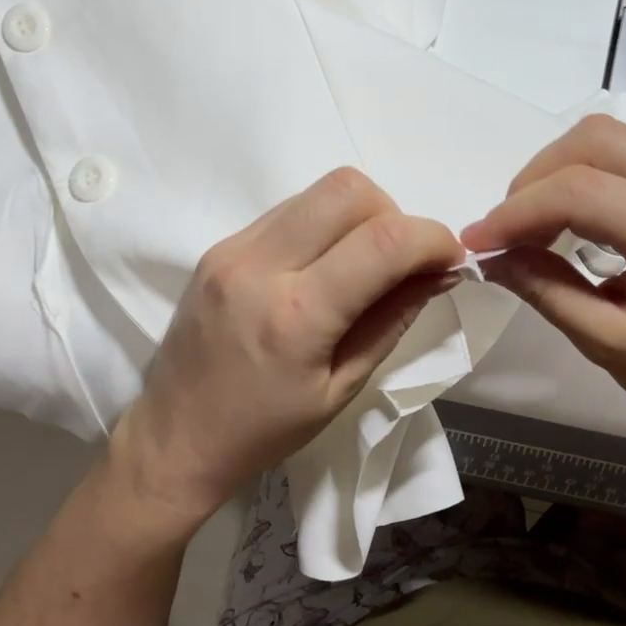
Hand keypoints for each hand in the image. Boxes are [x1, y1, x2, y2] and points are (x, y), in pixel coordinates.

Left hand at [113, 168, 464, 519]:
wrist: (175, 437)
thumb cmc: (264, 432)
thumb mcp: (341, 389)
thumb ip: (392, 321)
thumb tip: (439, 273)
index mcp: (296, 316)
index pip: (384, 241)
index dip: (433, 239)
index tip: (450, 261)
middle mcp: (259, 266)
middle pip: (349, 189)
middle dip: (395, 215)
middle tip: (400, 264)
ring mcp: (232, 250)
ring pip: (317, 192)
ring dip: (358, 218)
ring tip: (362, 270)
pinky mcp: (218, 248)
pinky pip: (287, 211)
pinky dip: (322, 227)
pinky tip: (322, 271)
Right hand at [461, 115, 625, 436]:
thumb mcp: (605, 342)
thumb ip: (546, 292)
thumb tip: (491, 256)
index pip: (583, 194)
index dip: (518, 212)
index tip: (478, 242)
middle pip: (596, 141)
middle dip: (535, 180)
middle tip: (508, 231)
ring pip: (610, 138)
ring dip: (556, 172)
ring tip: (533, 224)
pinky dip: (583, 175)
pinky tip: (568, 217)